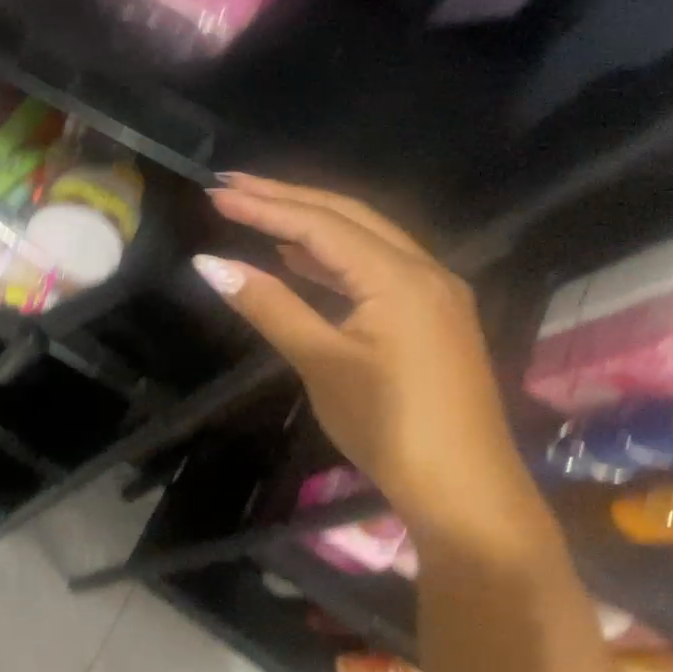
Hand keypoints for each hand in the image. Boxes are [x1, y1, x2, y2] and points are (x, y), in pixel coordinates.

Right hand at [193, 174, 530, 528]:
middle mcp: (425, 271)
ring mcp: (432, 294)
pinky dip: (330, 255)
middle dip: (288, 198)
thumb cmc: (388, 423)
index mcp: (400, 279)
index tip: (214, 194)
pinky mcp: (429, 316)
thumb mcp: (319, 361)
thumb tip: (208, 264)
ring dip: (309, 222)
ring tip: (255, 211)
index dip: (265, 207)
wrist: (464, 485)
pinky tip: (299, 257)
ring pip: (365, 238)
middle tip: (230, 186)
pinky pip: (374, 266)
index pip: (322, 226)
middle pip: (350, 217)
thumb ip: (268, 305)